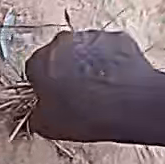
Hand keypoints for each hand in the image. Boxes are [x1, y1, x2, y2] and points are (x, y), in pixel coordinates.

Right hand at [25, 31, 160, 142]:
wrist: (131, 105)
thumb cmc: (86, 115)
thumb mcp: (48, 126)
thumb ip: (37, 115)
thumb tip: (38, 114)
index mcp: (40, 61)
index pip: (33, 69)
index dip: (43, 85)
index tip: (52, 97)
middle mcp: (63, 42)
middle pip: (58, 54)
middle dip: (64, 71)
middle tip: (74, 94)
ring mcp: (92, 36)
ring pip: (84, 50)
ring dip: (87, 65)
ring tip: (98, 91)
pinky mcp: (118, 38)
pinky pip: (109, 49)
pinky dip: (110, 62)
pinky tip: (115, 82)